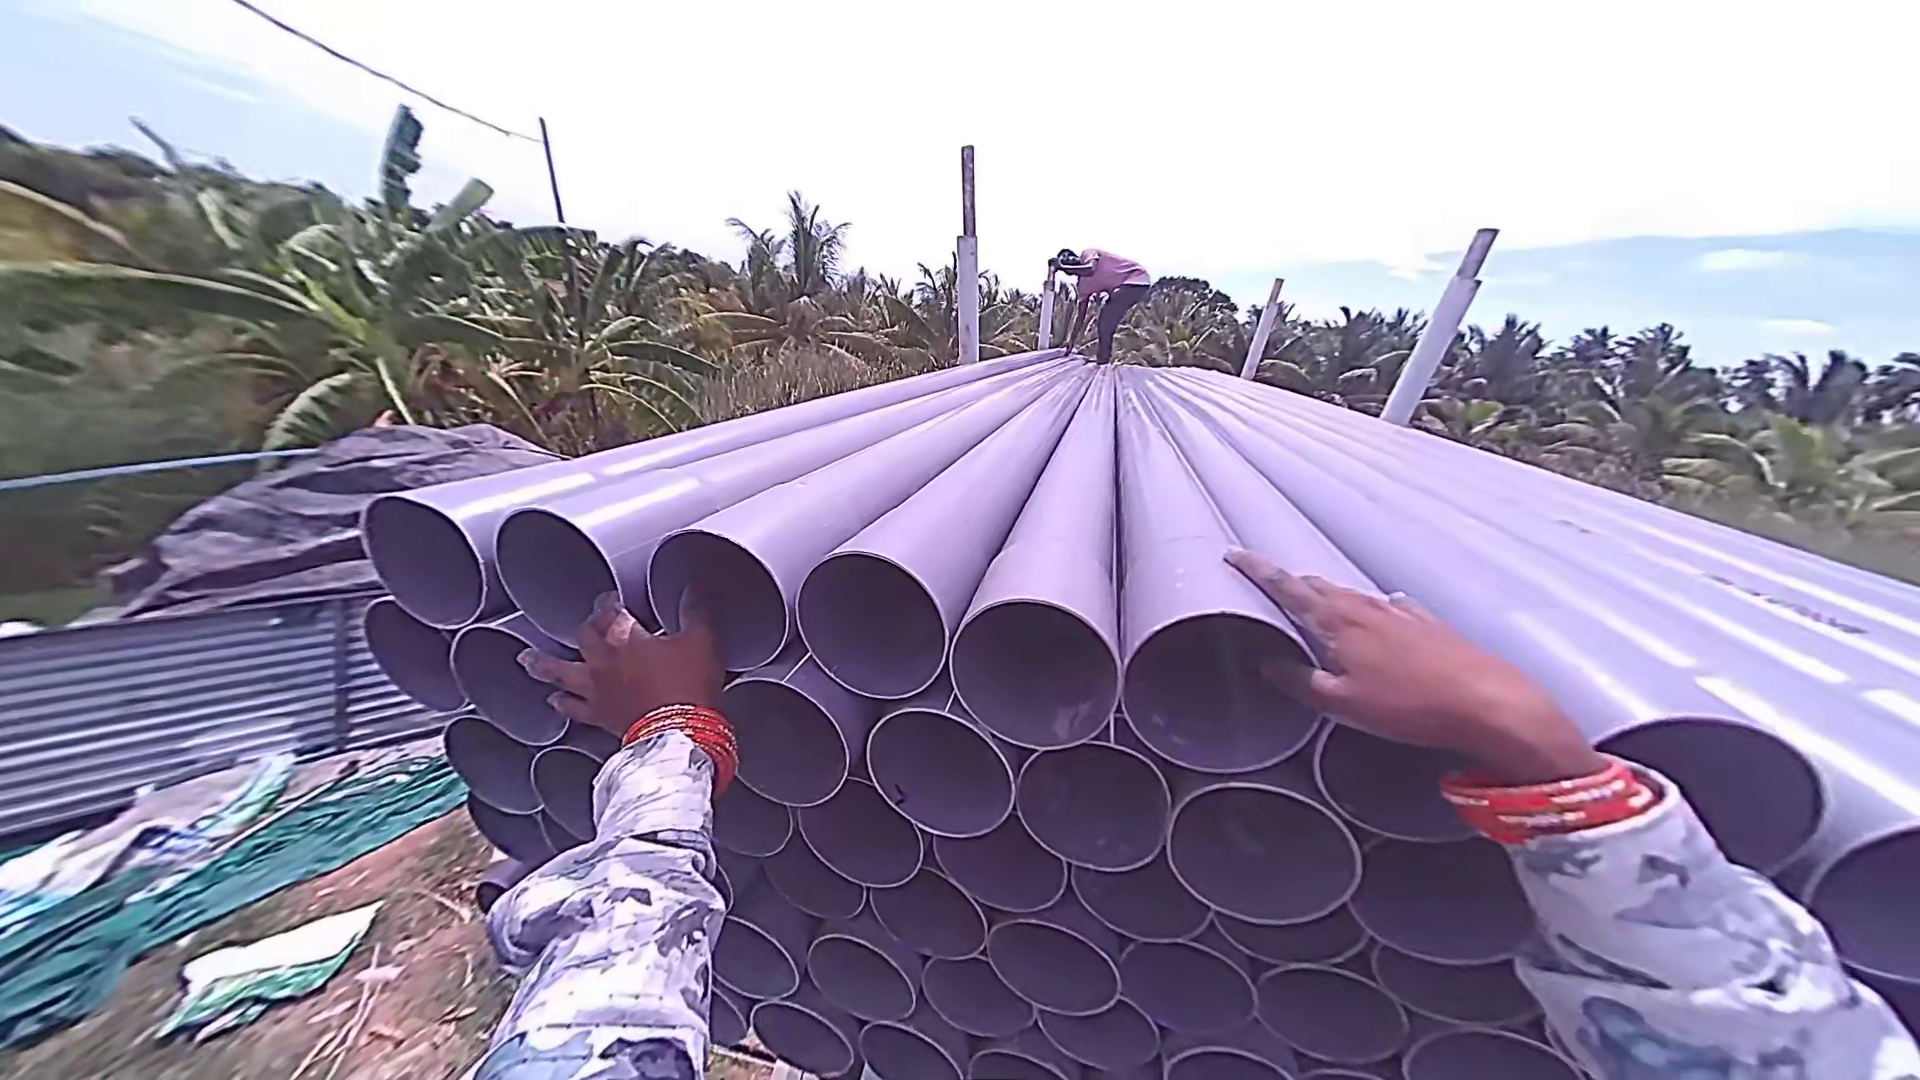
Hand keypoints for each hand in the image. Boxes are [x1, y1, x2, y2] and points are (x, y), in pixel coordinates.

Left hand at [519, 590, 723, 735]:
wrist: (680, 731)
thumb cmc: (690, 684)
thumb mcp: (702, 639)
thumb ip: (694, 612)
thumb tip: (692, 591)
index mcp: (626, 638)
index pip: (609, 611)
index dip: (608, 601)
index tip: (610, 598)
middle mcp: (603, 661)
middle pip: (584, 636)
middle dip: (587, 625)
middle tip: (588, 622)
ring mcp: (597, 690)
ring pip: (560, 672)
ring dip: (544, 663)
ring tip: (529, 659)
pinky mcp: (599, 716)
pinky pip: (572, 708)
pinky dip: (562, 703)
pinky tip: (556, 701)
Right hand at [1225, 548, 1604, 784]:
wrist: (1492, 705)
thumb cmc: (1408, 706)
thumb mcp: (1341, 703)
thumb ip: (1298, 680)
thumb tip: (1267, 664)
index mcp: (1336, 621)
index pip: (1285, 586)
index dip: (1257, 569)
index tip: (1234, 554)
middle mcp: (1364, 606)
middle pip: (1315, 584)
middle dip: (1287, 582)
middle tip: (1267, 586)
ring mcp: (1398, 611)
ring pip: (1347, 593)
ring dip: (1323, 595)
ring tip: (1312, 605)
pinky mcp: (1426, 622)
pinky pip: (1384, 606)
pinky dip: (1366, 608)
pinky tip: (1375, 616)